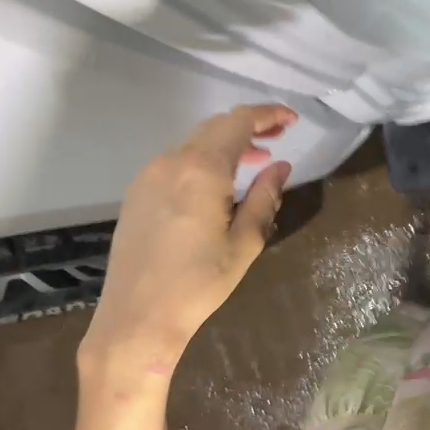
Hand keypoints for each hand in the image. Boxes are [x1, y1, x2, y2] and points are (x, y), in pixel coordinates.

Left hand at [78, 104, 297, 378]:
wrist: (138, 315)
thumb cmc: (199, 283)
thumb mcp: (245, 242)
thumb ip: (265, 197)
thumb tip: (280, 167)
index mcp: (201, 170)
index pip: (238, 122)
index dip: (268, 114)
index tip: (292, 120)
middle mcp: (171, 161)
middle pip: (215, 126)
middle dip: (249, 127)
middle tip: (279, 139)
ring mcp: (149, 175)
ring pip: (194, 143)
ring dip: (226, 144)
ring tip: (254, 162)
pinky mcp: (138, 192)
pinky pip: (177, 161)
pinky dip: (204, 160)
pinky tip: (218, 185)